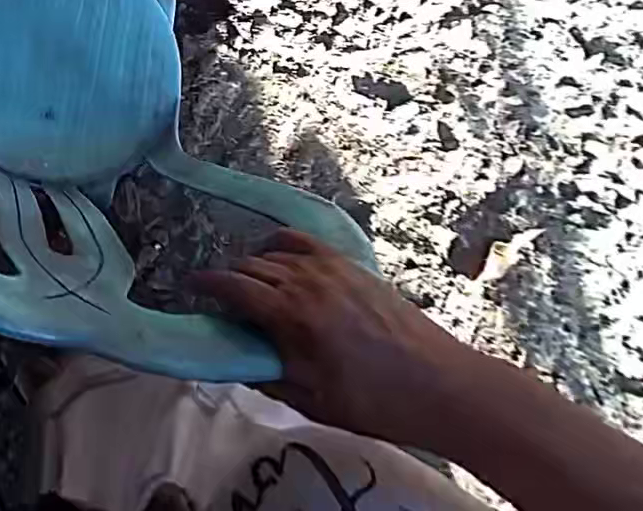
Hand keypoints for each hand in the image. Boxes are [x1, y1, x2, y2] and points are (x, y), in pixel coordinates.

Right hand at [190, 228, 493, 449]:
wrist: (451, 390)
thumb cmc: (380, 402)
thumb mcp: (315, 402)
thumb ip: (265, 376)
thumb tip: (230, 360)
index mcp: (291, 315)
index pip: (231, 286)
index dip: (204, 283)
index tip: (191, 286)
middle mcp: (303, 281)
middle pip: (246, 266)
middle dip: (229, 279)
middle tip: (228, 300)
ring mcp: (326, 267)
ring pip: (269, 253)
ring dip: (254, 267)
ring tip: (256, 287)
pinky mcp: (346, 263)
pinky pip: (297, 239)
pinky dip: (278, 244)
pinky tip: (279, 259)